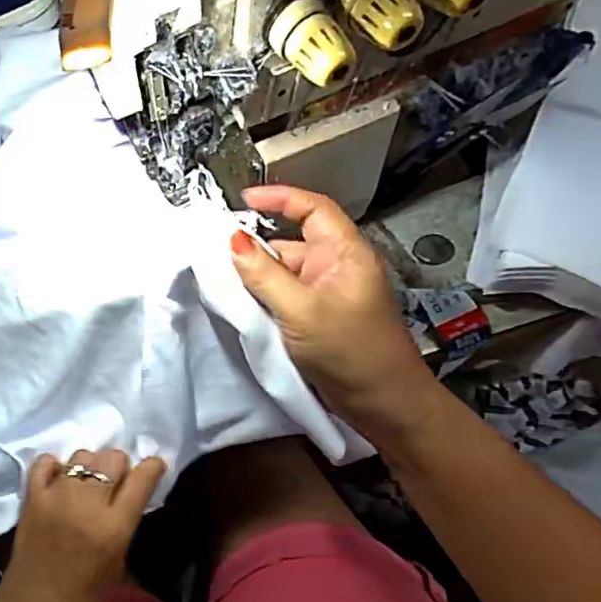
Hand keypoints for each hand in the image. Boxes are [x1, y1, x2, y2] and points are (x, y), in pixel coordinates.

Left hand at [0, 450, 166, 601]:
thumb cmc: (83, 598)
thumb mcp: (118, 563)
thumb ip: (124, 525)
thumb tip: (128, 496)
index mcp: (114, 528)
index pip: (141, 479)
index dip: (152, 467)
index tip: (153, 467)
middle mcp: (87, 505)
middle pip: (112, 458)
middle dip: (119, 466)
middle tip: (115, 483)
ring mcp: (56, 497)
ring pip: (82, 456)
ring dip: (89, 466)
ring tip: (85, 484)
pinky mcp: (31, 497)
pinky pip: (44, 462)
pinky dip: (54, 466)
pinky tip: (59, 480)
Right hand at [230, 184, 438, 430]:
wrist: (382, 403)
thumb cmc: (350, 351)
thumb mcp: (300, 310)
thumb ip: (263, 275)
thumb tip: (232, 240)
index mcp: (345, 253)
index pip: (313, 209)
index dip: (280, 198)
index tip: (244, 200)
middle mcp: (337, 267)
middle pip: (292, 242)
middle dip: (257, 248)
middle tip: (218, 256)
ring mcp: (327, 293)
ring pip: (285, 272)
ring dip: (258, 277)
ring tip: (226, 285)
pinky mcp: (319, 317)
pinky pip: (286, 296)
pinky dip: (265, 297)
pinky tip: (244, 305)